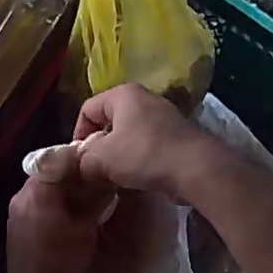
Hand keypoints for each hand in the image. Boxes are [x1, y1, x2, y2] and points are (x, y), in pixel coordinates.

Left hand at [1, 146, 113, 272]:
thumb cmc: (61, 263)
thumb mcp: (85, 230)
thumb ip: (94, 200)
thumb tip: (107, 178)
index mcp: (38, 191)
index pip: (60, 157)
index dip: (81, 158)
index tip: (99, 164)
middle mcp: (21, 194)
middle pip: (49, 171)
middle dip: (72, 174)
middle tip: (96, 181)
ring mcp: (15, 209)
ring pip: (42, 187)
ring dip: (62, 189)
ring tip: (86, 199)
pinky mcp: (15, 223)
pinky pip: (36, 202)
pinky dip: (52, 202)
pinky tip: (69, 215)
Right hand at [72, 84, 226, 199]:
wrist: (195, 168)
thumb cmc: (143, 155)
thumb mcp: (101, 159)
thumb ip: (82, 161)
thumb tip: (78, 167)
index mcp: (123, 94)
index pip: (87, 109)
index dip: (77, 135)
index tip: (78, 161)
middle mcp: (145, 98)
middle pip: (110, 122)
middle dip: (99, 148)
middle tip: (95, 171)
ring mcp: (165, 117)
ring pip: (130, 136)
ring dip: (119, 157)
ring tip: (115, 178)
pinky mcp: (178, 137)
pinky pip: (148, 146)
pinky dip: (139, 160)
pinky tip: (138, 178)